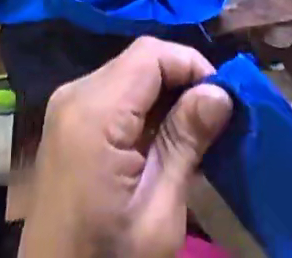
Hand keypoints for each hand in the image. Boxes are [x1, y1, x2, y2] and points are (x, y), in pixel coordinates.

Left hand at [19, 37, 233, 257]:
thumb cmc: (109, 257)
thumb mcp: (158, 213)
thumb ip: (184, 144)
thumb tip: (220, 92)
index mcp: (94, 111)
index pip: (150, 54)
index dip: (192, 65)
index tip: (225, 100)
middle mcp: (75, 93)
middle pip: (138, 60)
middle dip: (182, 79)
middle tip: (217, 118)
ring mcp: (66, 105)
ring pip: (128, 73)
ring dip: (165, 93)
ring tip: (196, 131)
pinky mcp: (67, 120)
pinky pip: (112, 92)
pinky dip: (143, 106)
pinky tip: (163, 140)